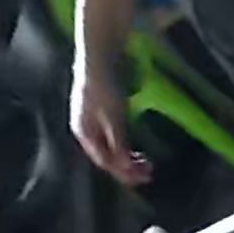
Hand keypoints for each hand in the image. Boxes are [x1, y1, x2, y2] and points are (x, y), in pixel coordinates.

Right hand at [70, 67, 151, 185]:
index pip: (105, 162)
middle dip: (128, 169)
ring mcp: (92, 124)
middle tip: (149, 173)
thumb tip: (124, 166)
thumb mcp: (114, 117)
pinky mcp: (101, 117)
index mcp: (84, 133)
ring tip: (145, 164)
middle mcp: (86, 132)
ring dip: (128, 160)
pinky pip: (113, 141)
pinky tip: (135, 151)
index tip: (142, 178)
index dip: (124, 173)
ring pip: (111, 151)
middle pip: (108, 159)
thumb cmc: (104, 87)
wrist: (100, 55)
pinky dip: (125, 148)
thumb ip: (118, 142)